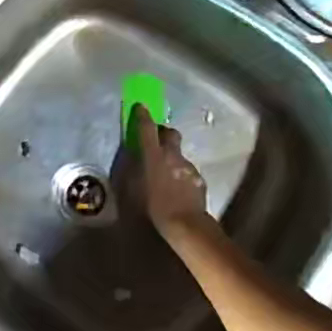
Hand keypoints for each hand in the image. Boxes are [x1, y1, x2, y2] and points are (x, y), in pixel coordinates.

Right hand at [125, 103, 210, 240]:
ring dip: (172, 157)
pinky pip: (187, 170)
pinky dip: (181, 173)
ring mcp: (188, 165)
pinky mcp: (199, 178)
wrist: (185, 223)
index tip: (140, 107)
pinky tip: (177, 188)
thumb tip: (133, 157)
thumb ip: (133, 169)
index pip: (147, 128)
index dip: (143, 116)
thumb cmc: (153, 208)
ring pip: (179, 153)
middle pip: (170, 133)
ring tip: (165, 173)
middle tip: (155, 141)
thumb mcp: (133, 189)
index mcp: (154, 156)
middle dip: (163, 132)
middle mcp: (173, 155)